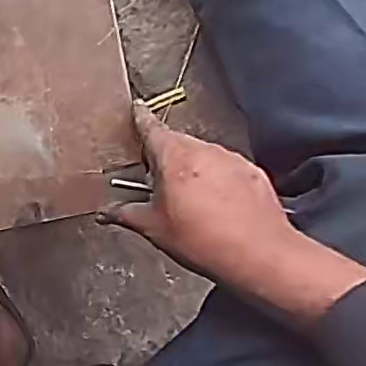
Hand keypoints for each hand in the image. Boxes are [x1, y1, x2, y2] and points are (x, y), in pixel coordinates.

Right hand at [102, 106, 365, 325]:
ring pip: (201, 154)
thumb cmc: (204, 240)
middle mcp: (204, 150)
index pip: (151, 128)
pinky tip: (211, 205)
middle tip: (150, 176)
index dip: (139, 118)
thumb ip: (125, 214)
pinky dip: (213, 179)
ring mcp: (231, 159)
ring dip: (189, 168)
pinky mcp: (252, 173)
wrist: (259, 255)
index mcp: (174, 158)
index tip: (135, 110)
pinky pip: (224, 167)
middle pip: (176, 142)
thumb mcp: (153, 228)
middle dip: (162, 154)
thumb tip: (106, 211)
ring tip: (183, 198)